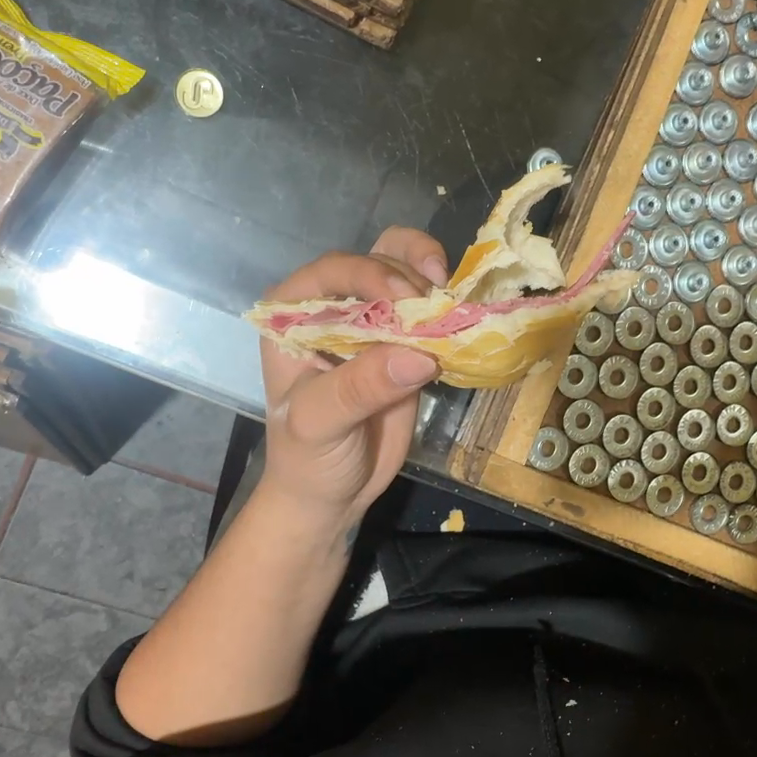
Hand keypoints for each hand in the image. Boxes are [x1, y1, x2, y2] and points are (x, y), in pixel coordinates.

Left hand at [256, 227, 449, 531]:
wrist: (332, 495)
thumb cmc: (307, 458)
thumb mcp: (319, 424)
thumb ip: (360, 387)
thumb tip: (419, 356)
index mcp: (294, 316)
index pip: (331, 271)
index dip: (368, 273)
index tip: (404, 297)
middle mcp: (333, 309)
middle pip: (375, 261)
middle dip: (407, 273)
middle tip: (433, 302)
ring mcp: (373, 324)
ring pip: (405, 273)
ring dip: (431, 280)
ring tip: (450, 302)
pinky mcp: (406, 346)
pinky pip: (429, 313)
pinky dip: (448, 308)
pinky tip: (462, 315)